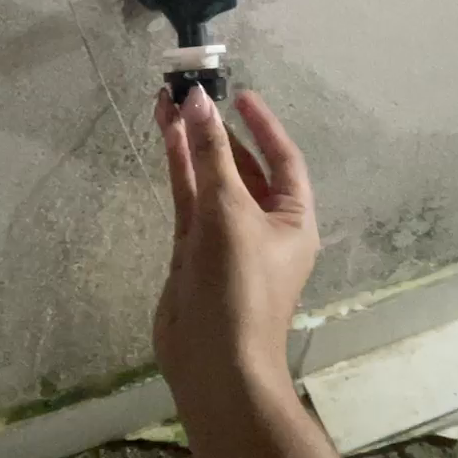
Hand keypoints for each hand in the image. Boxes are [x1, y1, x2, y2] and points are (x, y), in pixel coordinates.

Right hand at [152, 86, 318, 400]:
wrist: (214, 363)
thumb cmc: (239, 283)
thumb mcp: (229, 210)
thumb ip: (211, 152)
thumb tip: (198, 100)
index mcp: (292, 218)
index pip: (282, 158)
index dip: (262, 124)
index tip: (239, 94)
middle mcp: (262, 222)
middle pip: (241, 164)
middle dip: (217, 129)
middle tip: (191, 93)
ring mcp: (225, 234)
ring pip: (209, 176)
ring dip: (192, 142)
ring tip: (168, 102)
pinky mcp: (193, 246)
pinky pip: (189, 195)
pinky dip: (178, 165)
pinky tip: (165, 134)